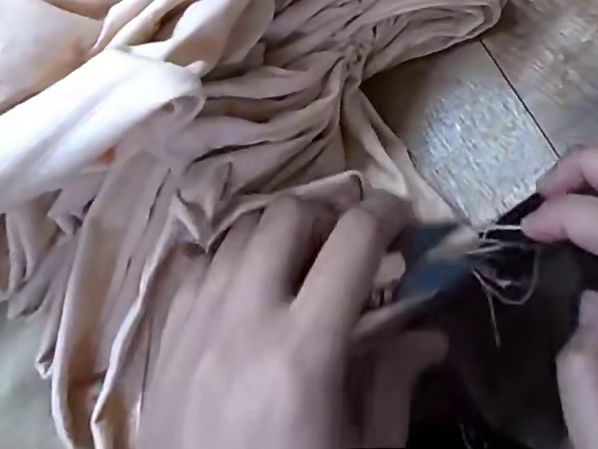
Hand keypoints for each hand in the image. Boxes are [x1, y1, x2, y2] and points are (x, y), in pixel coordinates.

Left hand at [142, 191, 442, 448]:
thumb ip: (394, 384)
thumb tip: (429, 335)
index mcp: (303, 352)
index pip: (351, 242)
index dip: (384, 213)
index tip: (402, 215)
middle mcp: (244, 318)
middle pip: (287, 214)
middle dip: (327, 213)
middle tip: (349, 241)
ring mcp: (197, 322)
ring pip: (240, 229)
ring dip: (280, 230)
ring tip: (302, 260)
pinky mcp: (168, 336)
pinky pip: (202, 263)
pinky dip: (235, 256)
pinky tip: (252, 287)